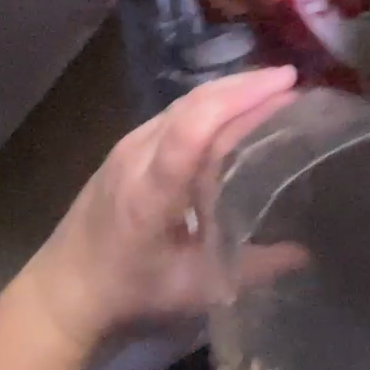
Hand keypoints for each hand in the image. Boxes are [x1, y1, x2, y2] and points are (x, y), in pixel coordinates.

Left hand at [21, 66, 301, 346]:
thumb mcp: (192, 289)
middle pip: (194, 103)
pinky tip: (236, 102)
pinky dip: (213, 99)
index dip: (237, 101)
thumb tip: (304, 253)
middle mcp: (138, 156)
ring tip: (274, 85)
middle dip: (244, 85)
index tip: (283, 85)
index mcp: (151, 194)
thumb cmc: (129, 290)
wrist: (65, 285)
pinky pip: (177, 109)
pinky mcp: (131, 141)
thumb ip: (250, 270)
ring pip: (186, 100)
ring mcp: (131, 143)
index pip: (192, 132)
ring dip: (229, 87)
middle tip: (291, 80)